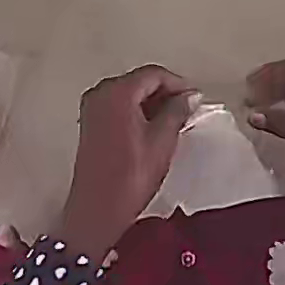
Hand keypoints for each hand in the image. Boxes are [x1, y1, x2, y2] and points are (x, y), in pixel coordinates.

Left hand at [55, 65, 196, 258]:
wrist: (97, 210)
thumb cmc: (131, 176)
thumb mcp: (162, 140)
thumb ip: (177, 110)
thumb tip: (189, 96)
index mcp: (117, 93)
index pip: (153, 74)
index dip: (178, 83)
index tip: (194, 98)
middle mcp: (100, 93)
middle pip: (139, 81)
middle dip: (165, 92)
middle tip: (187, 109)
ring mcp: (92, 108)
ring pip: (129, 93)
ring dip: (152, 102)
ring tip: (174, 120)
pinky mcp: (90, 123)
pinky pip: (118, 106)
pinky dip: (137, 111)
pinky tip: (153, 128)